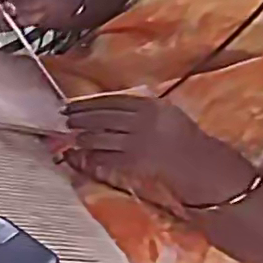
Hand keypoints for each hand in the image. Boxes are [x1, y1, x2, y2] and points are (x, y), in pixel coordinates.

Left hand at [65, 95, 257, 207]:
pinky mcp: (133, 161)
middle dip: (78, 119)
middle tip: (65, 120)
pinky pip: (103, 157)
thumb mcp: (162, 113)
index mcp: (152, 106)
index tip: (69, 106)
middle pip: (101, 118)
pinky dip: (90, 155)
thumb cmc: (175, 135)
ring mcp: (138, 143)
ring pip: (98, 138)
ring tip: (73, 137)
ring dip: (81, 138)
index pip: (111, 101)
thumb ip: (133, 108)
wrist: (198, 162)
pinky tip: (83, 154)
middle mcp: (144, 122)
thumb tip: (94, 106)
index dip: (86, 103)